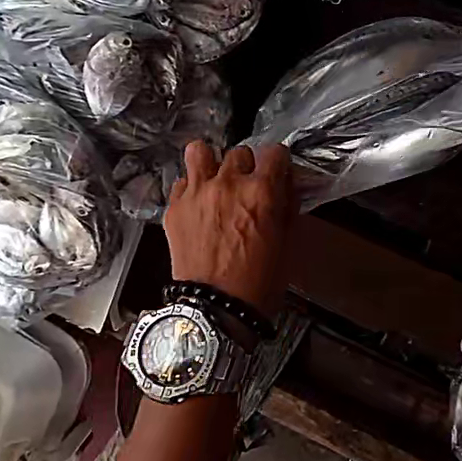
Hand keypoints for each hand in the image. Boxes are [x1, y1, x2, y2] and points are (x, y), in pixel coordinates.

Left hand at [164, 142, 294, 313]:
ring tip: (214, 179)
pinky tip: (197, 204)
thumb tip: (286, 187)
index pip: (274, 152)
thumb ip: (287, 207)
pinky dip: (190, 188)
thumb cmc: (256, 285)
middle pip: (238, 152)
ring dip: (210, 162)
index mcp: (261, 192)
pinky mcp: (174, 208)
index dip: (277, 163)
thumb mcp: (286, 244)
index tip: (276, 172)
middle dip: (245, 167)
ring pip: (199, 151)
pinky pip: (181, 182)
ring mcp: (196, 194)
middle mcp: (227, 185)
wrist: (216, 309)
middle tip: (245, 187)